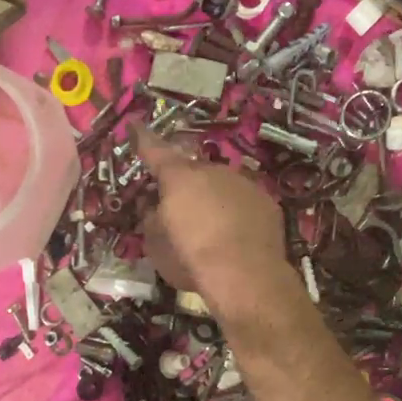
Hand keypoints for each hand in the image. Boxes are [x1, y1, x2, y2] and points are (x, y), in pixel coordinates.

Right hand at [134, 124, 291, 301]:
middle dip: (183, 185)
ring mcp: (244, 183)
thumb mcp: (156, 246)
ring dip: (212, 199)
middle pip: (192, 172)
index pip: (155, 151)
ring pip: (221, 185)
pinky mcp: (267, 202)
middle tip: (178, 209)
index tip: (135, 125)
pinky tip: (234, 236)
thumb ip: (151, 220)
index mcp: (179, 178)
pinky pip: (243, 202)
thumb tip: (153, 208)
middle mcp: (213, 170)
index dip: (143, 139)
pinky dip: (235, 213)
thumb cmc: (190, 259)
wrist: (245, 276)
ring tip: (209, 228)